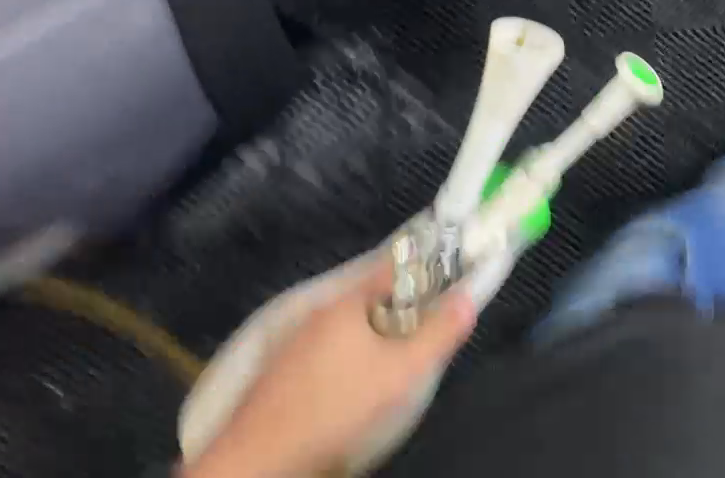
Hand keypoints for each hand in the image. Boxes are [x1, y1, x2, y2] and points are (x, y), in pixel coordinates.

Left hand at [182, 261, 475, 477]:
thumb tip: (469, 296)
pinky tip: (355, 391)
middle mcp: (317, 316)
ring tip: (395, 367)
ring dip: (377, 340)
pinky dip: (348, 363)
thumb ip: (443, 330)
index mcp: (347, 303)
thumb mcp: (405, 370)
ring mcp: (292, 347)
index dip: (429, 270)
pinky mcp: (277, 378)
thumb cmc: (337, 407)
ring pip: (350, 330)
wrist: (255, 467)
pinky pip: (327, 355)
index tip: (453, 284)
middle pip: (375, 300)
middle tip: (426, 336)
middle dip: (405, 312)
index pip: (398, 266)